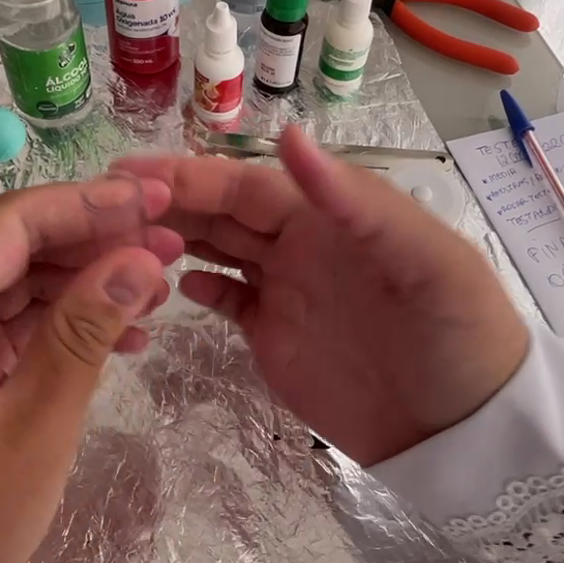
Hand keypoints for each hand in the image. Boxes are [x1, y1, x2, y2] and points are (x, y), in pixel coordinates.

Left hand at [0, 179, 182, 562]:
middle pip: (10, 248)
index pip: (9, 224)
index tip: (155, 204)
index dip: (88, 206)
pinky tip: (115, 337)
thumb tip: (141, 257)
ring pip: (9, 286)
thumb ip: (87, 330)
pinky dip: (54, 326)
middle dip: (92, 245)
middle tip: (170, 250)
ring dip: (80, 286)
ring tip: (156, 295)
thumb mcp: (36, 427)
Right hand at [117, 128, 527, 466]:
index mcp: (330, 216)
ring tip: (118, 240)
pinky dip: (198, 290)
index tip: (128, 174)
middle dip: (165, 203)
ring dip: (172, 240)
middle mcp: (301, 245)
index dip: (189, 176)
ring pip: (217, 251)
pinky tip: (168, 287)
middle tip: (100, 205)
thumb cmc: (455, 334)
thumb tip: (289, 135)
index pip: (246, 185)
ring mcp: (286, 291)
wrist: (463, 428)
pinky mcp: (276, 338)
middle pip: (222, 212)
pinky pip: (230, 302)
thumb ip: (357, 200)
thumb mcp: (423, 260)